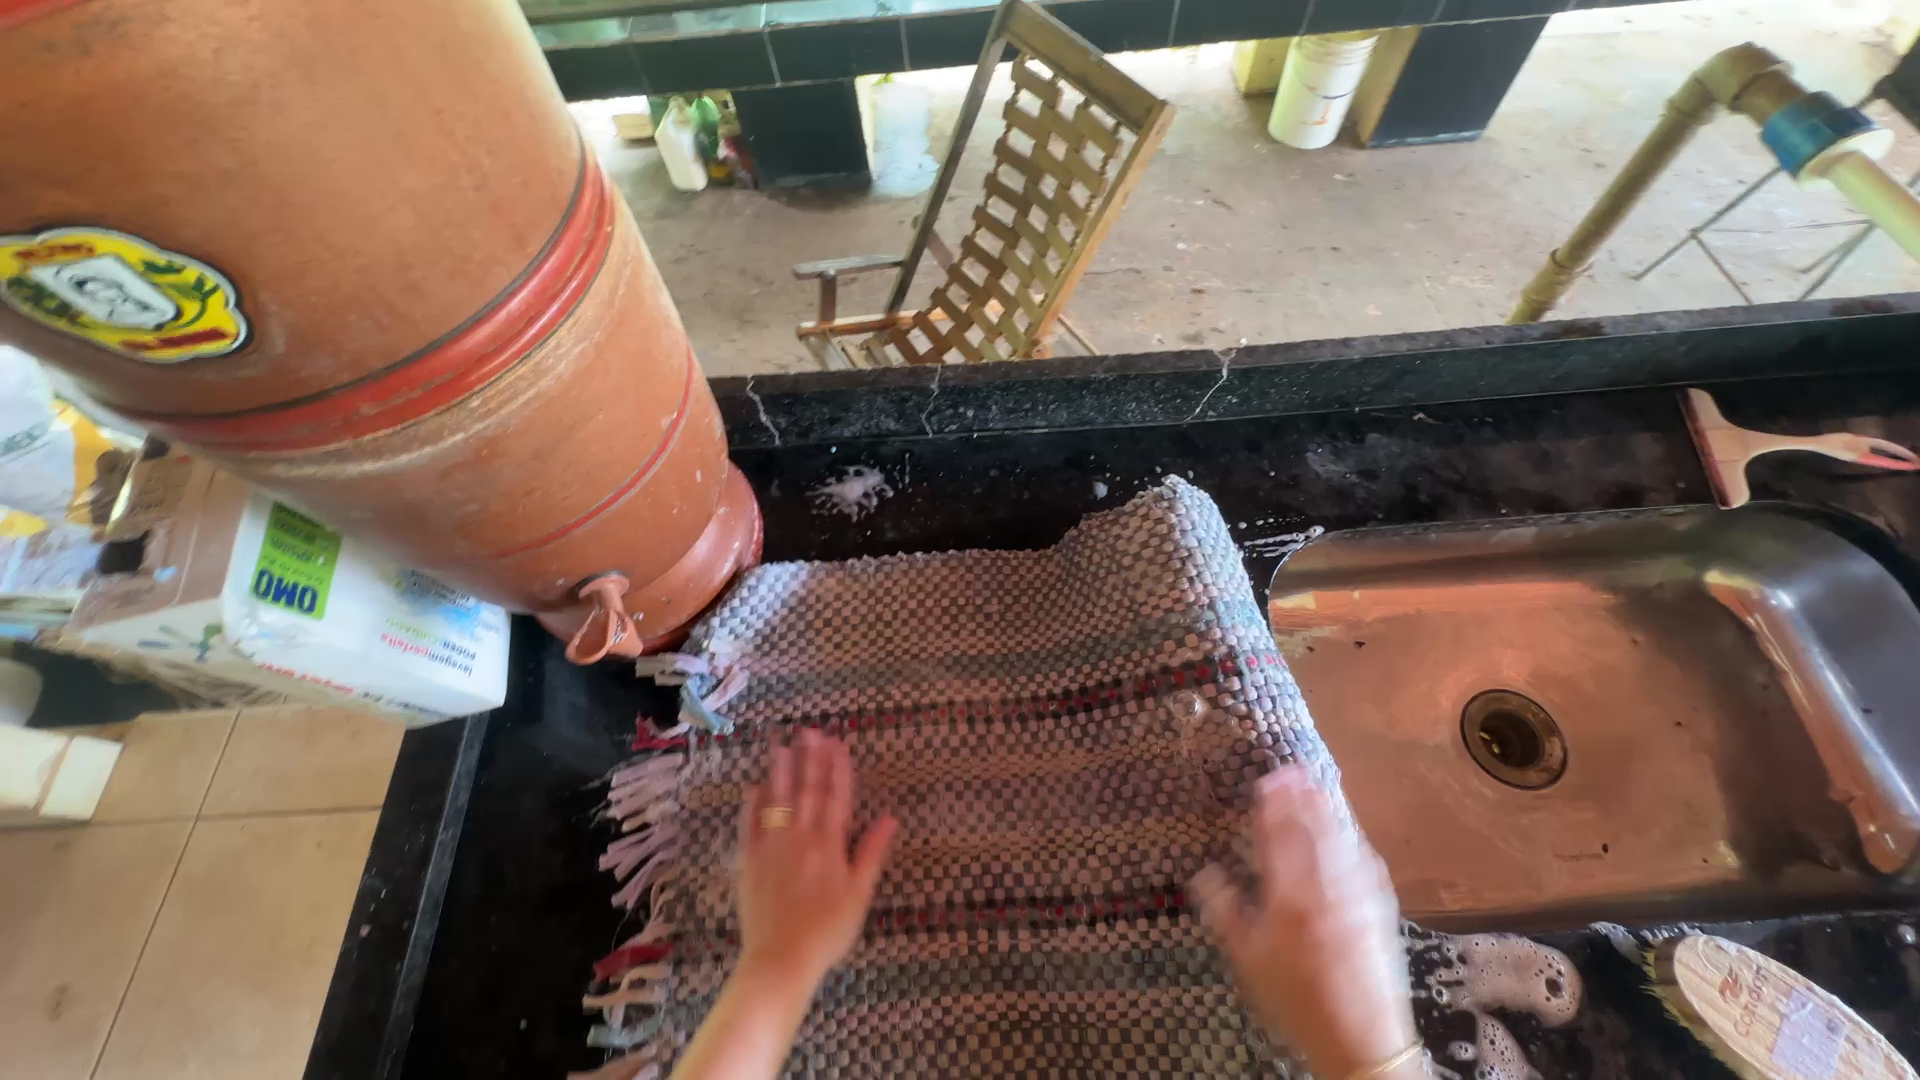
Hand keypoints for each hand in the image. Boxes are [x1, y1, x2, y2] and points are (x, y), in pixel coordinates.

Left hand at [736, 729, 899, 990]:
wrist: (781, 959)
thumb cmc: (828, 929)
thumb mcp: (859, 893)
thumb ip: (872, 852)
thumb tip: (890, 818)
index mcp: (830, 842)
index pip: (836, 795)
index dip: (838, 767)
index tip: (838, 742)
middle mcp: (800, 836)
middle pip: (807, 790)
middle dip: (810, 758)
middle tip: (809, 731)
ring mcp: (771, 846)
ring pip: (777, 799)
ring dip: (781, 770)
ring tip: (781, 745)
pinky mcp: (749, 861)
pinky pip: (750, 824)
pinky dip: (753, 804)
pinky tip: (754, 787)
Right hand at [1189, 768, 1422, 1078]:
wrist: (1361, 1041)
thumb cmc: (1295, 1000)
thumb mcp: (1247, 960)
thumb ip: (1224, 913)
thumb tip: (1203, 874)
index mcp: (1290, 899)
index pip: (1280, 839)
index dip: (1273, 807)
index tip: (1267, 781)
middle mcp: (1327, 890)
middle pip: (1314, 831)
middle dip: (1303, 797)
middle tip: (1293, 769)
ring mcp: (1358, 898)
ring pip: (1342, 841)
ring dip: (1328, 809)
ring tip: (1317, 784)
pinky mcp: (1380, 911)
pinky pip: (1366, 863)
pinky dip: (1354, 837)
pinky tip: (1349, 828)